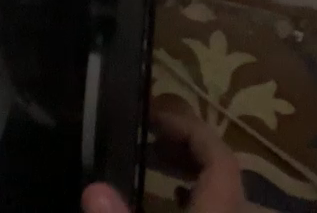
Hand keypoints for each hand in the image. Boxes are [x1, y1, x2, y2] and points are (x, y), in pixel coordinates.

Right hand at [81, 104, 246, 212]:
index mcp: (219, 212)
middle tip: (146, 130)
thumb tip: (93, 189)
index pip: (220, 158)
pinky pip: (216, 208)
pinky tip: (170, 197)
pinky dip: (197, 195)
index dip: (190, 128)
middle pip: (223, 170)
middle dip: (185, 142)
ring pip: (222, 191)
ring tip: (152, 156)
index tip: (152, 115)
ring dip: (189, 167)